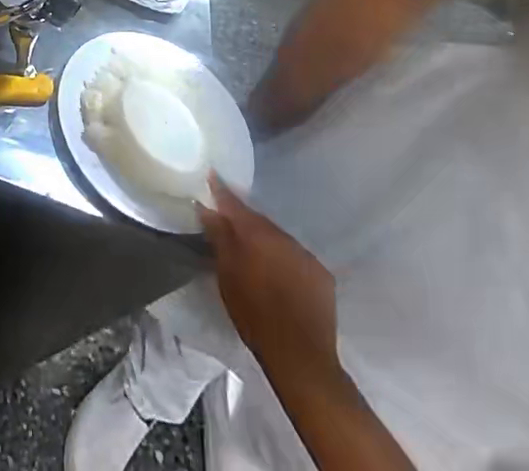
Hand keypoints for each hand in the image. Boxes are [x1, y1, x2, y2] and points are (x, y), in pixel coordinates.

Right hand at [196, 175, 339, 380]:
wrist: (300, 355)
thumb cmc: (254, 315)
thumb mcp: (228, 277)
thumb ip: (219, 238)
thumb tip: (207, 207)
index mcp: (258, 235)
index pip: (235, 205)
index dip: (221, 191)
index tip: (212, 174)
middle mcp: (284, 237)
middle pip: (258, 220)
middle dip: (242, 217)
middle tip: (226, 216)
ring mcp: (306, 254)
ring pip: (278, 238)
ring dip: (264, 239)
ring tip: (251, 249)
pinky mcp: (321, 274)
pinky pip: (295, 256)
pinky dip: (283, 258)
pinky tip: (277, 272)